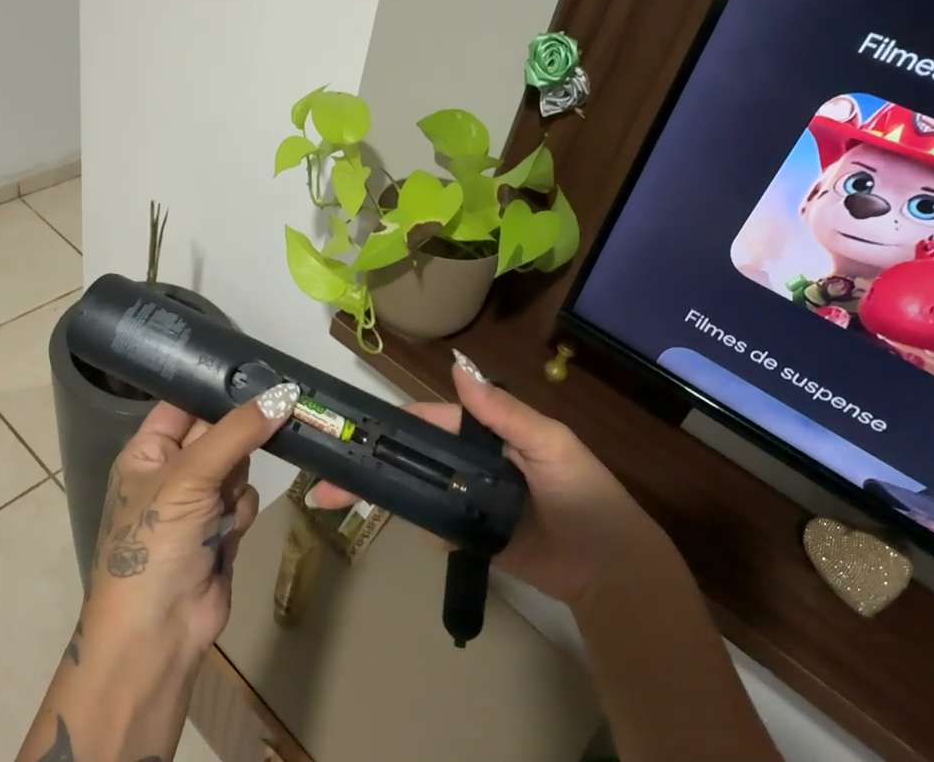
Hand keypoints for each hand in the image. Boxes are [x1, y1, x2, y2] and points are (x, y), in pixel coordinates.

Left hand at [84, 398, 287, 660]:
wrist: (159, 630)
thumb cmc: (155, 543)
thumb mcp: (189, 476)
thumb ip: (237, 432)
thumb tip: (284, 394)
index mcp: (146, 452)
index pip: (184, 404)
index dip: (217, 389)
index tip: (261, 373)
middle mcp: (171, 471)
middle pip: (219, 433)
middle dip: (240, 439)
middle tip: (275, 422)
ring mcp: (196, 502)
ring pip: (239, 467)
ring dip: (238, 485)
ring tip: (222, 506)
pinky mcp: (220, 529)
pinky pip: (245, 500)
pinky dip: (241, 513)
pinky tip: (227, 533)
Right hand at [311, 356, 659, 609]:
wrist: (608, 568)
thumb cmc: (584, 494)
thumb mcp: (551, 444)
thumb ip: (503, 412)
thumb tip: (458, 365)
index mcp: (488, 434)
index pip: (431, 422)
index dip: (393, 424)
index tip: (351, 428)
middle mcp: (472, 464)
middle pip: (414, 458)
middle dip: (371, 462)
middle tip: (324, 476)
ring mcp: (469, 502)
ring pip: (416, 491)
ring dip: (379, 492)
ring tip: (333, 498)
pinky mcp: (471, 536)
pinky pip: (434, 527)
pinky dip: (416, 525)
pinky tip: (387, 521)